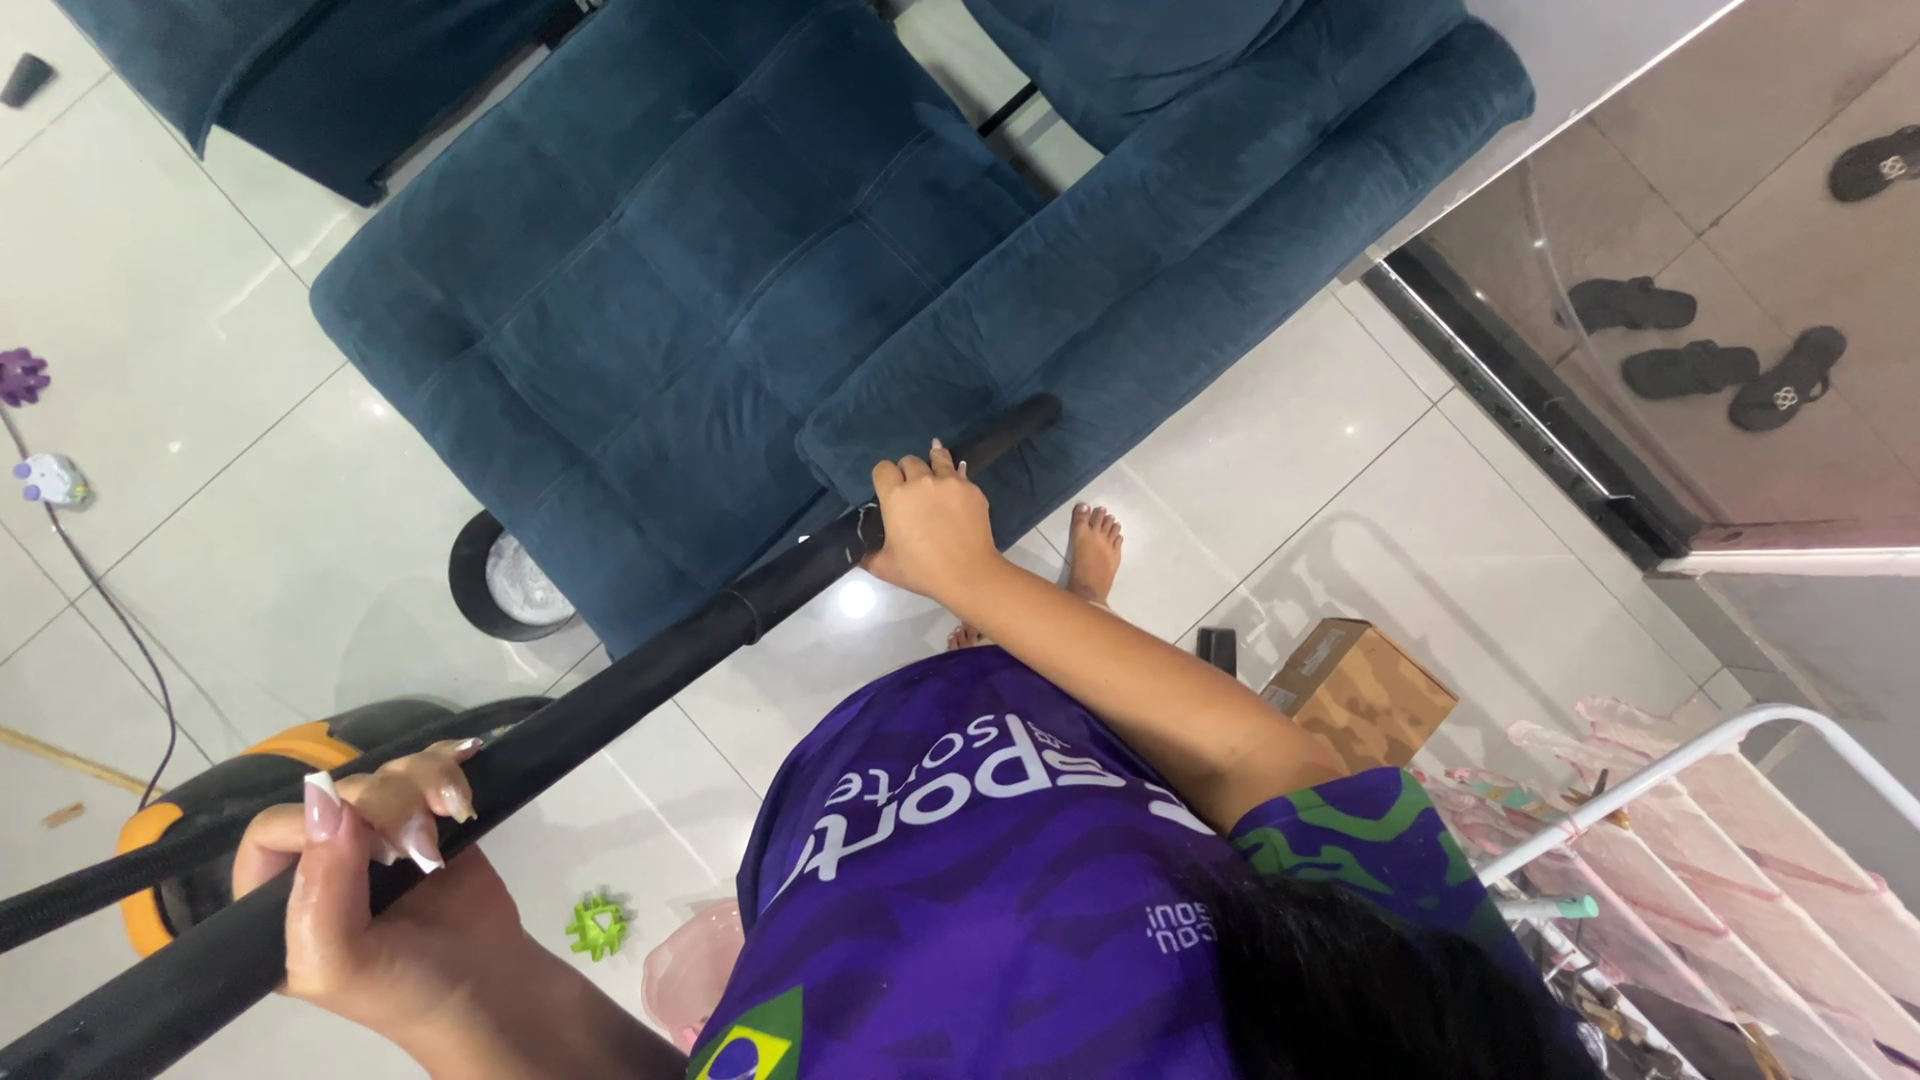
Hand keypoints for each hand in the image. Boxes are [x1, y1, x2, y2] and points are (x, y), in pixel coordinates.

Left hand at [232, 740, 525, 1045]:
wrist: (487, 982)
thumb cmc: (401, 987)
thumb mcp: (338, 962)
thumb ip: (320, 892)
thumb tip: (328, 804)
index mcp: (282, 898)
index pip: (278, 829)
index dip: (321, 821)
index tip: (372, 841)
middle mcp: (331, 858)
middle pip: (348, 790)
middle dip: (392, 805)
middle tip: (425, 848)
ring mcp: (389, 834)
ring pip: (395, 772)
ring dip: (431, 781)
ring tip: (460, 812)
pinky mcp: (439, 819)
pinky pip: (435, 769)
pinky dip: (451, 760)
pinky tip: (470, 756)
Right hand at [865, 439, 1005, 603]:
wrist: (967, 573)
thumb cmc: (922, 571)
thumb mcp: (884, 566)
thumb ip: (867, 555)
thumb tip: (859, 552)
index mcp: (896, 496)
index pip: (883, 469)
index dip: (884, 476)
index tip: (887, 488)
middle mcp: (921, 481)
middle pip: (910, 461)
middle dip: (907, 471)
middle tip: (911, 488)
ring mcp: (949, 482)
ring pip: (938, 458)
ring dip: (933, 461)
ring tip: (934, 462)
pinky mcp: (972, 489)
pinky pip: (961, 474)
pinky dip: (956, 477)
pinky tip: (956, 484)